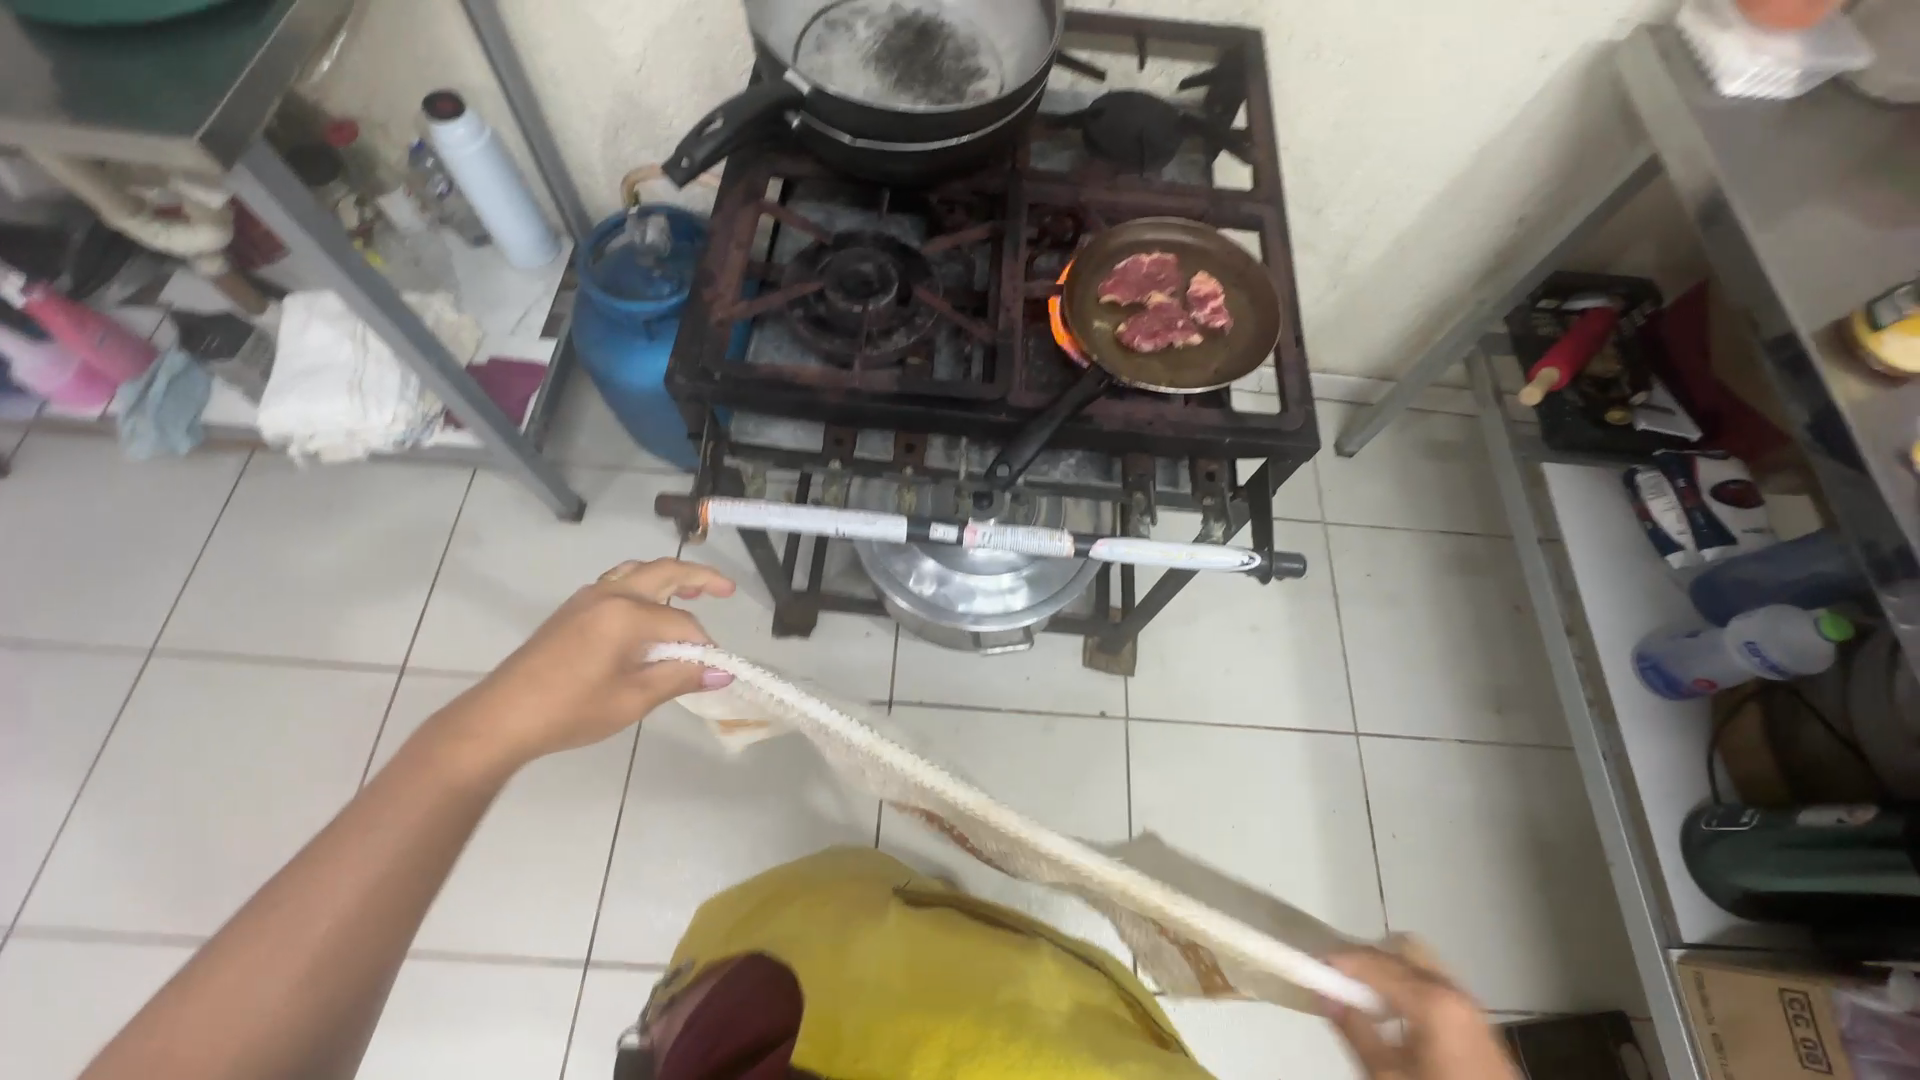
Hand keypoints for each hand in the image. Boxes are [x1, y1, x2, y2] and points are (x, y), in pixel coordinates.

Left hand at [431, 559, 736, 770]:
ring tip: (692, 589)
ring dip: (668, 576)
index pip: (683, 625)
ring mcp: (587, 598)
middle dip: (700, 577)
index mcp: (627, 614)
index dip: (703, 647)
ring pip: (638, 572)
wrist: (501, 717)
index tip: (714, 671)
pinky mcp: (573, 610)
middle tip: (728, 588)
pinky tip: (649, 609)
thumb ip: (680, 677)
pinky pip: (618, 582)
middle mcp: (610, 595)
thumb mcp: (633, 699)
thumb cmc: (571, 710)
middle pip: (664, 573)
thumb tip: (721, 673)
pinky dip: (643, 585)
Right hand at [1323, 949, 1518, 1079]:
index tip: (1312, 963)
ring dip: (1389, 972)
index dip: (1339, 960)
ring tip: (1363, 998)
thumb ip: (1355, 1030)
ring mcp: (1473, 1009)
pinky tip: (1394, 1016)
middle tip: (1337, 979)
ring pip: (1421, 967)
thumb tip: (1325, 995)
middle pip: (1401, 952)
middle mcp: (1454, 993)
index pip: (1374, 962)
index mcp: (1432, 1002)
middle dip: (1366, 960)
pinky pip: (1437, 988)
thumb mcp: (1387, 1078)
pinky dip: (1410, 988)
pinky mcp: (1480, 1027)